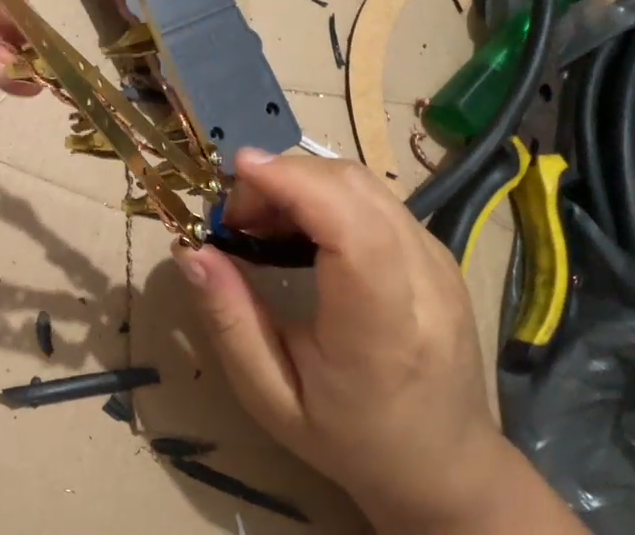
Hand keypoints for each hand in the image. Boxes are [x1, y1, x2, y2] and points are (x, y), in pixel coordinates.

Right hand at [174, 148, 525, 531]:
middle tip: (233, 216)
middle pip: (354, 189)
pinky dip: (324, 192)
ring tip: (259, 220)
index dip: (294, 185)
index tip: (236, 170)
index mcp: (382, 331)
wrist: (444, 464)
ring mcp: (438, 261)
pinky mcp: (437, 251)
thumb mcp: (270, 395)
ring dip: (300, 181)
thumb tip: (190, 249)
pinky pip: (375, 197)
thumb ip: (229, 320)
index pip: (352, 231)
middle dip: (281, 178)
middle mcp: (424, 284)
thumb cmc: (349, 436)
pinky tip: (296, 227)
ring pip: (363, 182)